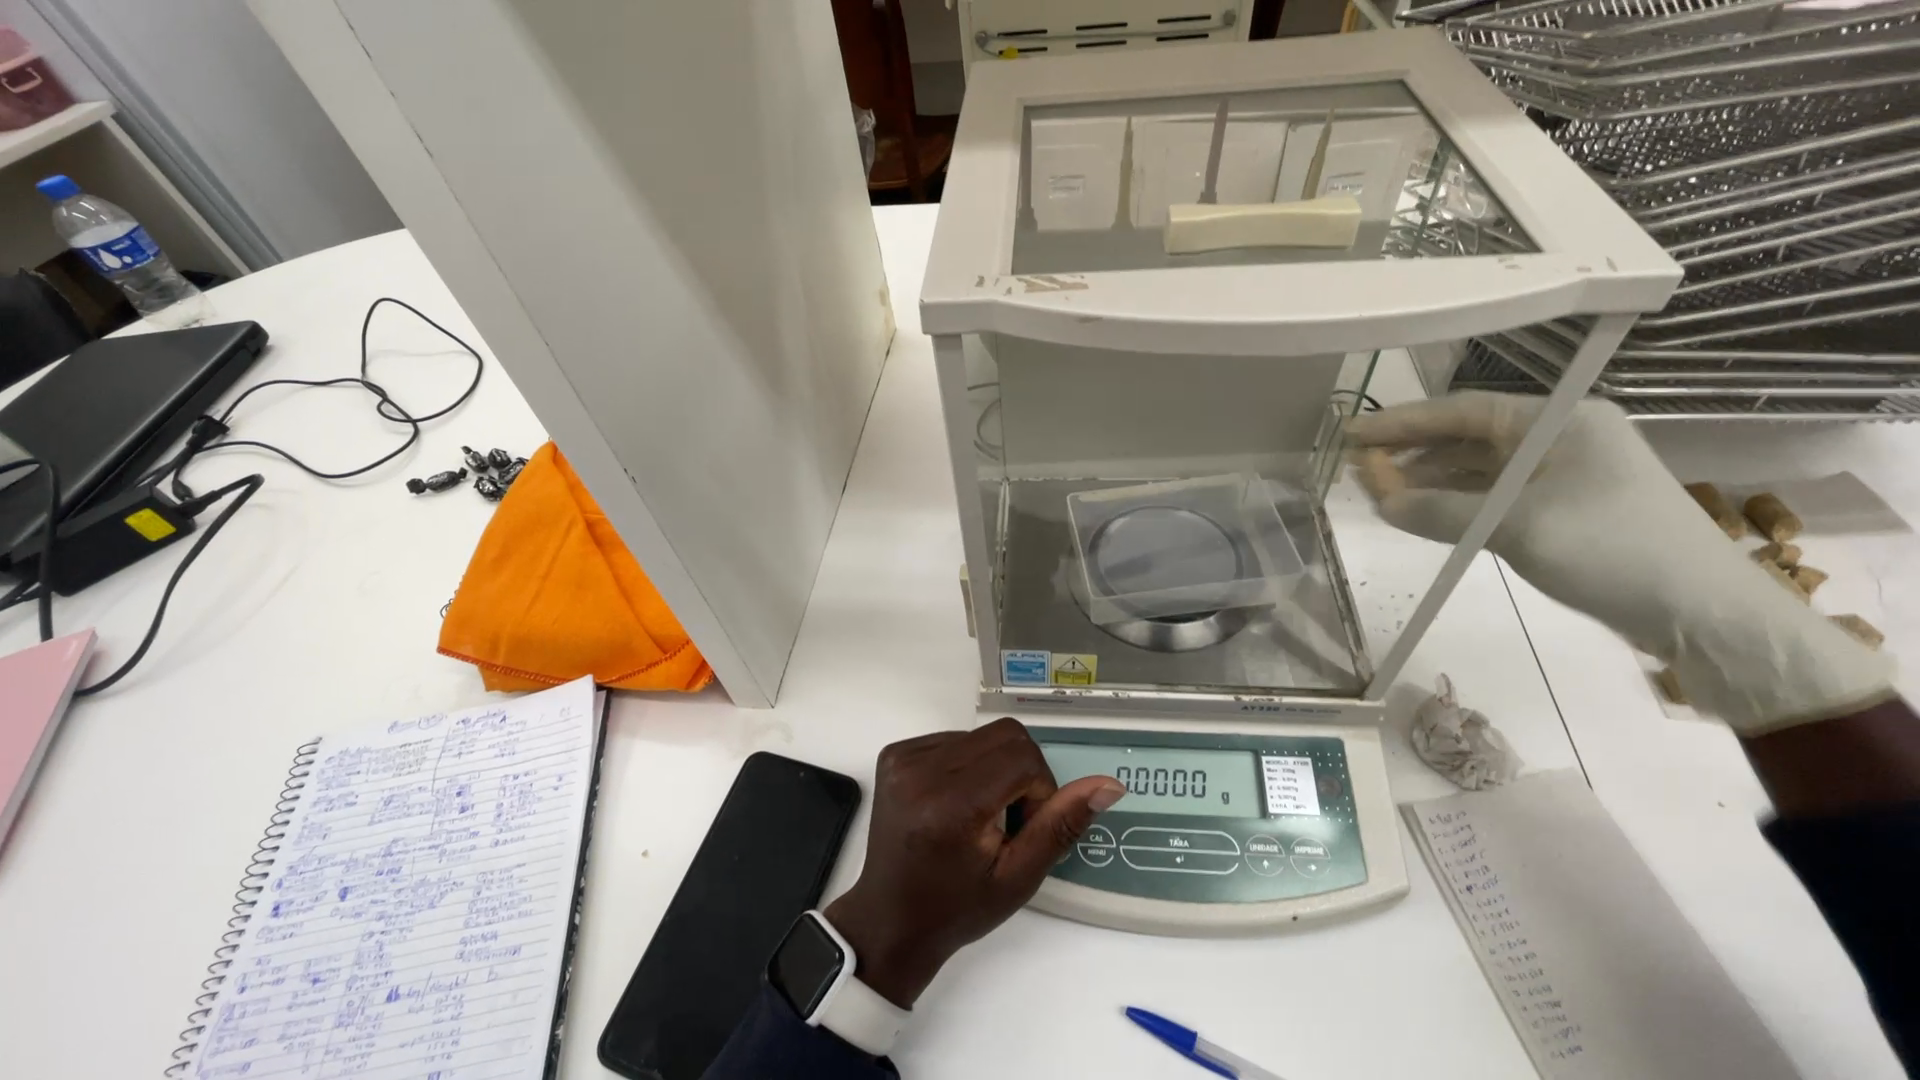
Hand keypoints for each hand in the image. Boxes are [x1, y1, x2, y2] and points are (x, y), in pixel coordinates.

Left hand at [824, 718, 1124, 1008]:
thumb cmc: (957, 908)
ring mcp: (903, 758)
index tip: (1020, 829)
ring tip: (977, 818)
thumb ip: (1061, 825)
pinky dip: (968, 766)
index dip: (1038, 790)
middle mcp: (920, 771)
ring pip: (982, 736)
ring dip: (994, 769)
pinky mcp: (894, 754)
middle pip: (1005, 736)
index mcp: (950, 804)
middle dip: (1021, 775)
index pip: (1023, 755)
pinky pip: (954, 739)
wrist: (891, 920)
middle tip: (1005, 823)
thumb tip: (1109, 784)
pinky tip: (956, 805)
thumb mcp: (1019, 877)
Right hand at [1346, 391, 1890, 734]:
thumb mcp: (1517, 527)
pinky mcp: (1564, 507)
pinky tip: (1425, 512)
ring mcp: (1563, 473)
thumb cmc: (1611, 550)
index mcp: (1559, 421)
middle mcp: (1560, 436)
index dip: (1402, 422)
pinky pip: (1495, 494)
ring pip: (1479, 468)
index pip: (1463, 411)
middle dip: (1412, 451)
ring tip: (1380, 491)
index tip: (1352, 433)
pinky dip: (1457, 502)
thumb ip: (1443, 512)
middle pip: (1468, 436)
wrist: (1701, 610)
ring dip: (1431, 478)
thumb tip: (1382, 503)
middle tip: (1358, 466)